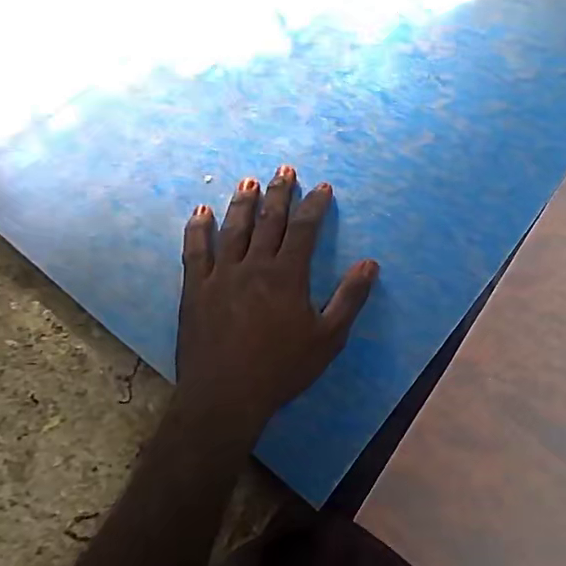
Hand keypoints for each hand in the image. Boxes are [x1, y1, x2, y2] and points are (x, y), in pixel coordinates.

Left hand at [176, 166, 377, 438]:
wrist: (225, 396)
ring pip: (233, 229)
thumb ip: (349, 298)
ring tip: (248, 181)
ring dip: (242, 203)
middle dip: (279, 192)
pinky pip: (195, 251)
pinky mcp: (195, 288)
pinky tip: (200, 212)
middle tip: (284, 169)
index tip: (321, 187)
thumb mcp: (328, 339)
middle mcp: (254, 265)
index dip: (314, 205)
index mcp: (287, 275)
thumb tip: (369, 263)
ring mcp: (221, 275)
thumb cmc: (281, 369)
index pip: (304, 229)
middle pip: (268, 220)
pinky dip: (198, 229)